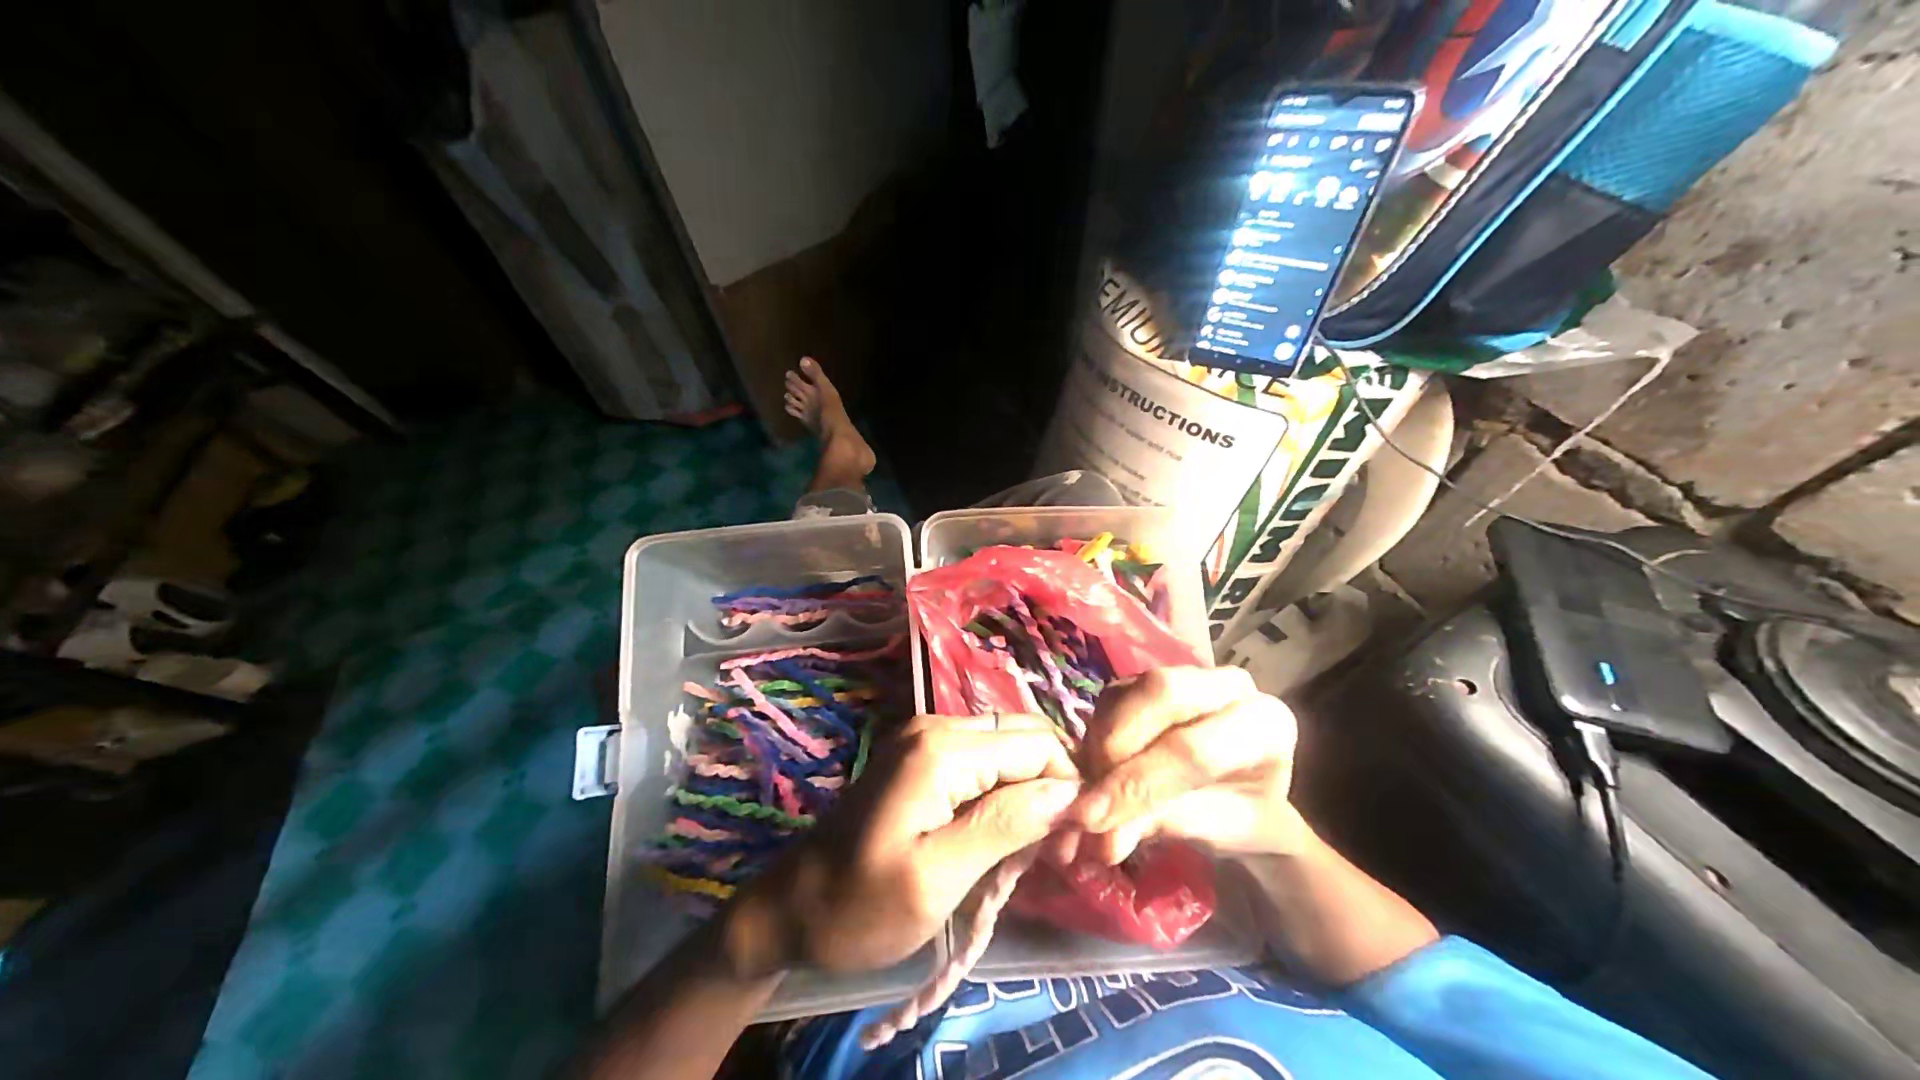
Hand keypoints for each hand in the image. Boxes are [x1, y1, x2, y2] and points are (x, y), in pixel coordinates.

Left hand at [723, 713, 1079, 977]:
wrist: (791, 908)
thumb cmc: (858, 906)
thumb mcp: (935, 878)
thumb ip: (1003, 825)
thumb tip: (1070, 793)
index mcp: (942, 748)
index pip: (1039, 745)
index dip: (1068, 791)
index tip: (1071, 851)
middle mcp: (938, 726)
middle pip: (1027, 738)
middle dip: (1055, 787)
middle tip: (1057, 852)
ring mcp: (928, 739)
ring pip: (1010, 748)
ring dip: (1033, 792)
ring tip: (1035, 849)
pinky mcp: (923, 759)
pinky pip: (985, 762)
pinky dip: (1007, 793)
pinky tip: (1005, 833)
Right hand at [1062, 665, 1305, 865]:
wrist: (1240, 798)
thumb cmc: (1236, 817)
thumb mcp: (1208, 832)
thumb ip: (1157, 825)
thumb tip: (1100, 841)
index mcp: (1265, 722)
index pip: (1194, 748)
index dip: (1140, 783)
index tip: (1091, 819)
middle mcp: (1230, 685)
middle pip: (1162, 693)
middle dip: (1116, 746)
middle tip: (1087, 795)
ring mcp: (1186, 674)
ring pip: (1128, 693)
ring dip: (1098, 744)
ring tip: (1090, 790)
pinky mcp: (1148, 678)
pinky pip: (1110, 697)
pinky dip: (1093, 737)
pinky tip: (1094, 772)